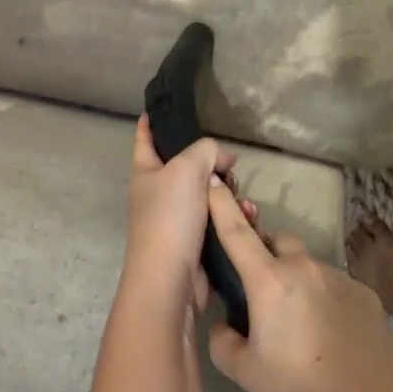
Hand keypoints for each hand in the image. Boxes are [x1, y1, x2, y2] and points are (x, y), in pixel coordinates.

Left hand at [124, 116, 256, 310]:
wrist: (171, 279)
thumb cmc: (170, 217)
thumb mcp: (187, 168)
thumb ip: (207, 150)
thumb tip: (224, 160)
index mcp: (146, 173)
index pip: (145, 140)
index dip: (149, 125)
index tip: (153, 112)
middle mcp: (159, 195)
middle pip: (190, 167)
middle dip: (213, 164)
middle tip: (230, 166)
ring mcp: (178, 220)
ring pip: (210, 194)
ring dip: (230, 193)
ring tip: (242, 198)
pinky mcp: (198, 242)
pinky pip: (220, 219)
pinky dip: (234, 216)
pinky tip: (247, 215)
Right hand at [203, 181, 392, 391]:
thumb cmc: (301, 387)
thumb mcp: (246, 372)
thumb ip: (224, 341)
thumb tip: (225, 324)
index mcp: (269, 280)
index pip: (237, 232)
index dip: (221, 205)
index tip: (212, 181)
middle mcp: (303, 266)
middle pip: (278, 240)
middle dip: (266, 252)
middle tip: (262, 288)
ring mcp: (337, 276)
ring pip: (307, 265)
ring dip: (297, 279)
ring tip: (299, 323)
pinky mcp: (363, 291)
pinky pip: (334, 285)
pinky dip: (324, 299)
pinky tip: (330, 335)